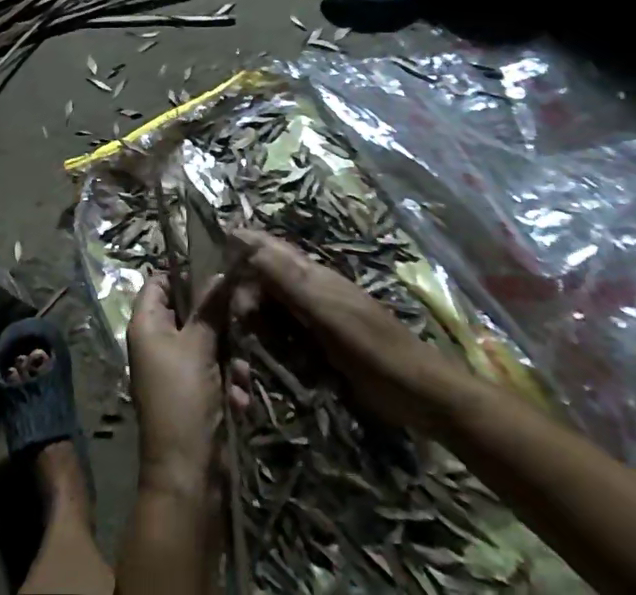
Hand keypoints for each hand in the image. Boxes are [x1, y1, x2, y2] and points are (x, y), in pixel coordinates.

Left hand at [128, 272, 237, 496]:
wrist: (187, 468)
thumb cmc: (183, 397)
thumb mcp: (197, 348)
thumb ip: (208, 311)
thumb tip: (219, 274)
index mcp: (146, 324)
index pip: (158, 283)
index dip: (185, 276)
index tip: (218, 275)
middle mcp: (156, 342)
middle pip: (190, 314)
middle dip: (219, 324)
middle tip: (243, 323)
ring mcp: (174, 368)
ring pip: (209, 345)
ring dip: (229, 360)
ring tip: (238, 377)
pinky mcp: (193, 393)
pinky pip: (215, 375)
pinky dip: (228, 385)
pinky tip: (239, 401)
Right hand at [232, 231, 469, 434]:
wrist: (421, 395)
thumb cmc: (374, 349)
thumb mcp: (326, 311)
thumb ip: (286, 278)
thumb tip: (245, 241)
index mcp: (313, 275)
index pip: (267, 247)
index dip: (241, 245)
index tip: (213, 256)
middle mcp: (311, 289)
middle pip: (264, 277)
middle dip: (243, 290)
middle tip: (237, 316)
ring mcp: (315, 317)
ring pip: (271, 304)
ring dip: (255, 315)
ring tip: (247, 334)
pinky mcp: (318, 342)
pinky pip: (283, 330)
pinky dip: (270, 336)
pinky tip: (264, 348)